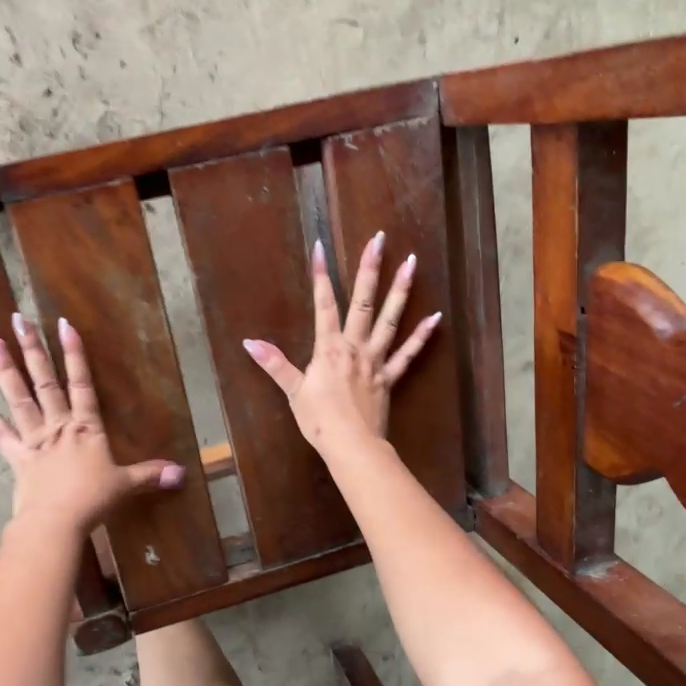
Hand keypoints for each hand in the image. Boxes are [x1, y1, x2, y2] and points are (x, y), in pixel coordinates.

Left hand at [0, 314, 184, 535]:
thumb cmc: (92, 501)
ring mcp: (34, 440)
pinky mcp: (16, 458)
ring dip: (6, 368)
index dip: (74, 354)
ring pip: (18, 397)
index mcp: (86, 428)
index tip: (62, 324)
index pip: (81, 384)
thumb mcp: (125, 485)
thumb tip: (181, 473)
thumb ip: (150, 475)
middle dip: (33, 348)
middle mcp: (58, 426)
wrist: (56, 522)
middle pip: (45, 381)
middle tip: (18, 318)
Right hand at [242, 232, 440, 456]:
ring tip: (412, 262)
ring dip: (401, 290)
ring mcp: (375, 361)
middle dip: (369, 269)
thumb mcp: (292, 391)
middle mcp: (354, 347)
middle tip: (379, 239)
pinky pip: (409, 354)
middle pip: (363, 302)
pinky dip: (422, 336)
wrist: (351, 446)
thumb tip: (248, 343)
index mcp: (328, 349)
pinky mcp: (389, 378)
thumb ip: (274, 364)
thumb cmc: (319, 421)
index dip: (321, 276)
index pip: (324, 305)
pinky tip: (436, 317)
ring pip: (390, 320)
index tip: (321, 247)